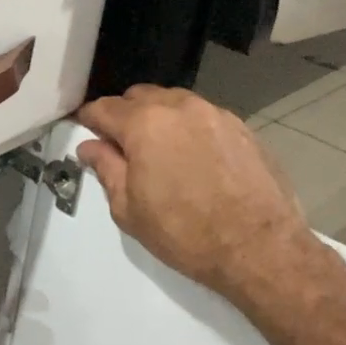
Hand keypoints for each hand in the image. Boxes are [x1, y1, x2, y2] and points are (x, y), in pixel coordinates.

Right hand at [76, 85, 327, 305]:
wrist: (260, 247)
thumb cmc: (184, 232)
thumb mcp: (129, 208)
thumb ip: (106, 169)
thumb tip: (90, 147)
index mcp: (144, 124)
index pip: (103, 108)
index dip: (89, 120)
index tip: (85, 132)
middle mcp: (179, 107)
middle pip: (139, 97)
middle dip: (125, 115)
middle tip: (122, 146)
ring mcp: (215, 114)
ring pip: (174, 103)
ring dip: (159, 118)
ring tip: (160, 151)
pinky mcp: (243, 127)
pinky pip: (204, 117)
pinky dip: (190, 128)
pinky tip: (193, 158)